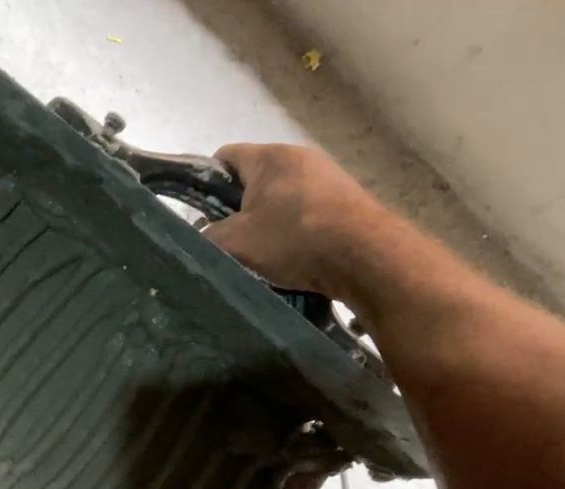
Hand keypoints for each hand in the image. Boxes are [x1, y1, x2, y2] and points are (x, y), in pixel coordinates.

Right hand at [202, 143, 388, 302]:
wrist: (364, 255)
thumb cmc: (293, 239)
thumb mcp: (236, 243)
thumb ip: (207, 238)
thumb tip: (200, 238)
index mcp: (270, 157)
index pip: (225, 157)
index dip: (206, 183)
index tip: (200, 215)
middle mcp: (299, 157)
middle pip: (252, 180)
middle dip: (235, 209)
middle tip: (227, 242)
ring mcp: (325, 176)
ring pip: (278, 197)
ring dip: (263, 222)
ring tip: (258, 253)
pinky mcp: (343, 199)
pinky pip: (302, 210)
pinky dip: (290, 229)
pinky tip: (288, 254)